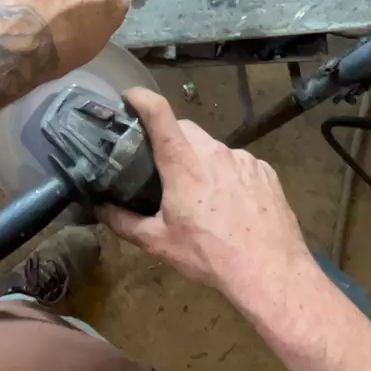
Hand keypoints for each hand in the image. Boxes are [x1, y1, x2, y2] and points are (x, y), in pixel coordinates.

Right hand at [99, 88, 317, 301]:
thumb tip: (98, 208)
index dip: (141, 97)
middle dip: (170, 140)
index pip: (158, 113)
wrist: (272, 274)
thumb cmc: (210, 255)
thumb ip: (123, 221)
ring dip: (201, 161)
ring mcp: (243, 159)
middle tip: (164, 168)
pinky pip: (238, 164)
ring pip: (212, 148)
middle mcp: (213, 151)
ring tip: (202, 195)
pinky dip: (228, 175)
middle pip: (184, 129)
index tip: (128, 96)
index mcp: (183, 162)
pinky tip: (232, 204)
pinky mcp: (265, 171)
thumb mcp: (159, 243)